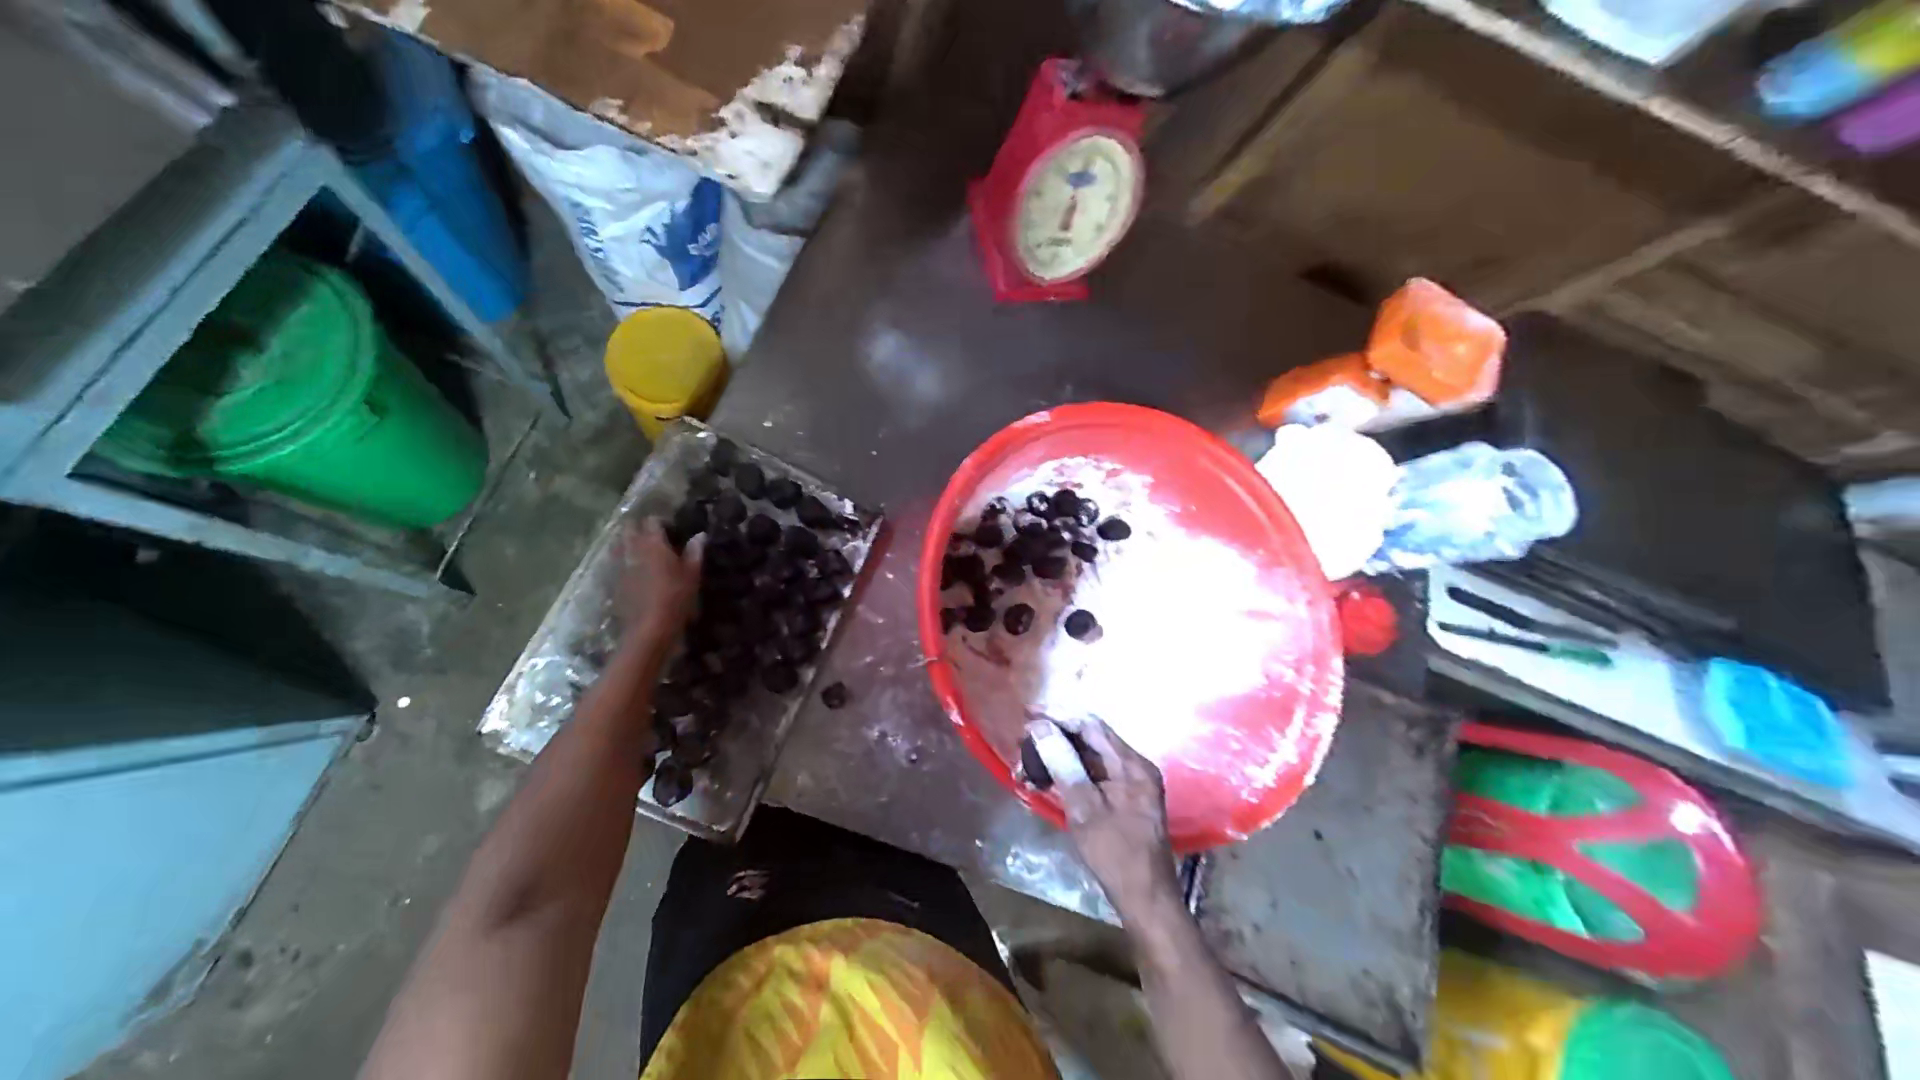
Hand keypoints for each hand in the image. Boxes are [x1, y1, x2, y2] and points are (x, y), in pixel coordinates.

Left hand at [618, 519, 701, 643]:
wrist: (648, 629)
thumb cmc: (675, 598)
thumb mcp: (692, 575)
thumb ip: (694, 552)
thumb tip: (700, 535)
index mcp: (653, 544)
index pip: (652, 521)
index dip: (660, 522)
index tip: (671, 528)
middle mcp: (632, 549)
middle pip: (630, 528)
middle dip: (639, 527)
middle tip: (654, 535)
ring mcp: (620, 565)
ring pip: (620, 544)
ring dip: (629, 542)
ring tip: (643, 550)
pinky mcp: (613, 581)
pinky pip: (616, 562)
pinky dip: (624, 560)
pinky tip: (635, 570)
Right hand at [1028, 715, 1181, 922]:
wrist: (1146, 899)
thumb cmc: (1114, 854)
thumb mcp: (1084, 808)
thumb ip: (1064, 764)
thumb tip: (1042, 728)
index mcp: (1132, 764)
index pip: (1091, 726)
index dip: (1059, 717)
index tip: (1028, 717)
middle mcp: (1136, 766)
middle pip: (1092, 739)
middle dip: (1057, 736)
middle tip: (1025, 740)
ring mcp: (1134, 783)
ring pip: (1092, 757)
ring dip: (1062, 756)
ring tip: (1031, 761)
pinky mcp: (1127, 798)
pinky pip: (1096, 774)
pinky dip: (1073, 773)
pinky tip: (1049, 780)